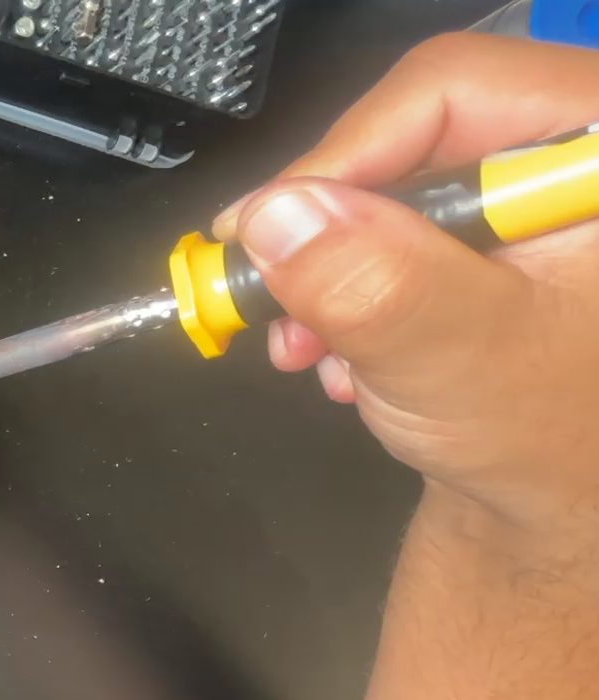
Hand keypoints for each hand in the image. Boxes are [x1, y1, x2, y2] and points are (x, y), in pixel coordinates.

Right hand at [214, 34, 598, 537]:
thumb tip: (265, 216)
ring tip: (310, 351)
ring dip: (316, 278)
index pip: (447, 93)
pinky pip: (380, 232)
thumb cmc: (544, 429)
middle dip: (315, 240)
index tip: (254, 244)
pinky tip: (343, 349)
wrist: (565, 486)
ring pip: (377, 194)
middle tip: (277, 317)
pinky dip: (337, 293)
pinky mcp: (488, 233)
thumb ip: (373, 284)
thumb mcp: (455, 358)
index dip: (334, 162)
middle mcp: (571, 152)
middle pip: (401, 142)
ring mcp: (529, 194)